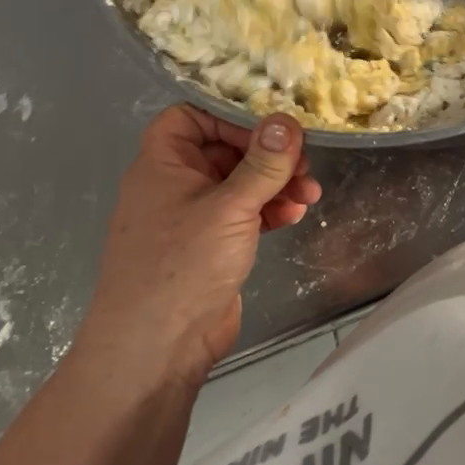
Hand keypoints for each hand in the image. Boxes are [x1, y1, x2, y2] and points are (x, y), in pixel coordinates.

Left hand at [80, 105, 322, 381]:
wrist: (156, 349)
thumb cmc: (182, 267)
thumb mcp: (230, 207)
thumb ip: (263, 162)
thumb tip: (286, 119)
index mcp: (163, 167)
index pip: (190, 117)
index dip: (229, 115)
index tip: (271, 128)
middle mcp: (176, 185)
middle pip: (227, 148)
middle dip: (270, 154)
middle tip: (304, 164)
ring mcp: (194, 216)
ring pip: (243, 180)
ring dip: (279, 182)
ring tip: (308, 195)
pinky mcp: (213, 243)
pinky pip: (248, 209)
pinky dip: (273, 207)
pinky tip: (294, 216)